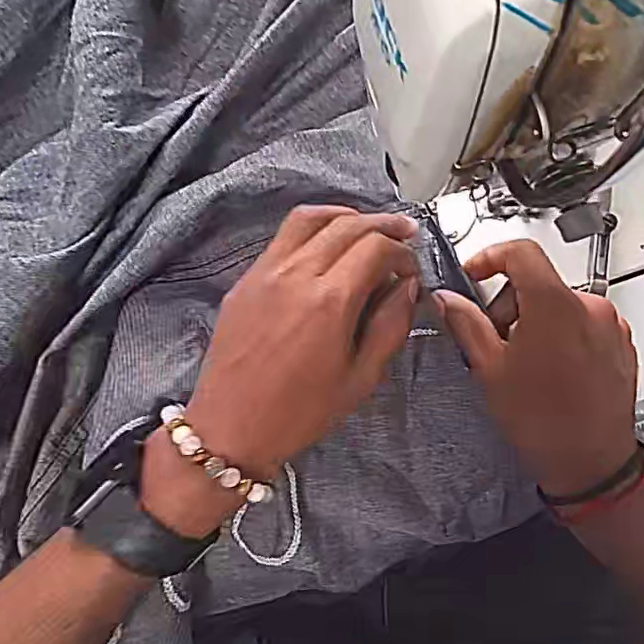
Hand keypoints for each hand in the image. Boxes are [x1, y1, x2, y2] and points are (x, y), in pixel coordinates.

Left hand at [143, 206, 420, 537]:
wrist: (232, 427)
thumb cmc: (298, 413)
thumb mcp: (361, 379)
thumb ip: (390, 326)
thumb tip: (407, 289)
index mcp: (329, 302)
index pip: (376, 248)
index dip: (402, 252)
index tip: (411, 269)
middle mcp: (296, 276)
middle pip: (347, 225)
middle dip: (382, 225)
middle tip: (404, 234)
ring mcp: (265, 273)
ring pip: (310, 218)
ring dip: (346, 216)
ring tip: (367, 228)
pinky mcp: (246, 281)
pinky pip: (283, 237)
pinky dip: (313, 229)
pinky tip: (326, 245)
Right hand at [435, 240, 639, 495]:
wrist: (591, 462)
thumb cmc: (546, 424)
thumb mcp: (490, 369)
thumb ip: (466, 324)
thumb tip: (448, 301)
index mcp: (553, 305)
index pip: (520, 252)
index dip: (489, 257)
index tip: (476, 272)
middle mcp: (588, 307)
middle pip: (538, 282)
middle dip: (509, 306)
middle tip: (496, 343)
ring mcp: (609, 326)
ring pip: (560, 304)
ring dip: (536, 322)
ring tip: (526, 365)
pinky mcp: (620, 343)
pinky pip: (583, 323)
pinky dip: (562, 336)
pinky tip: (550, 371)